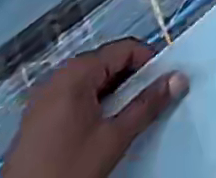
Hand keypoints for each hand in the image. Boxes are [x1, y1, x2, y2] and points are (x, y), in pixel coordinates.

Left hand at [2, 39, 187, 177]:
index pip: (122, 49)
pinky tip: (102, 128)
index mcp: (76, 72)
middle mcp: (59, 75)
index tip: (164, 83)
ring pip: (90, 80)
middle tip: (150, 102)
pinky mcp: (37, 116)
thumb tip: (178, 79)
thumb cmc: (69, 170)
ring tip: (129, 117)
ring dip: (114, 93)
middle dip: (131, 78)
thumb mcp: (113, 139)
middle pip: (105, 62)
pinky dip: (94, 103)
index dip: (148, 61)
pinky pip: (74, 95)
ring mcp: (44, 95)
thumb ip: (147, 105)